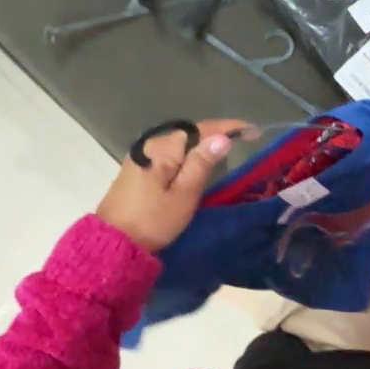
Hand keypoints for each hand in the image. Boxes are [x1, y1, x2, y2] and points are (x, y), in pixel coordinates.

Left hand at [95, 119, 250, 251]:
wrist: (115, 241)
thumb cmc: (154, 219)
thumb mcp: (185, 194)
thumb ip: (202, 163)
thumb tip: (222, 137)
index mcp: (163, 148)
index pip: (201, 129)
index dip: (229, 127)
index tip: (253, 130)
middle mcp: (150, 144)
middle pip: (189, 132)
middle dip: (217, 131)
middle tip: (245, 137)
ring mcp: (141, 155)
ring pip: (179, 141)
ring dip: (202, 141)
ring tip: (227, 145)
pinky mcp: (138, 167)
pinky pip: (169, 150)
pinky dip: (188, 151)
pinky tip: (199, 157)